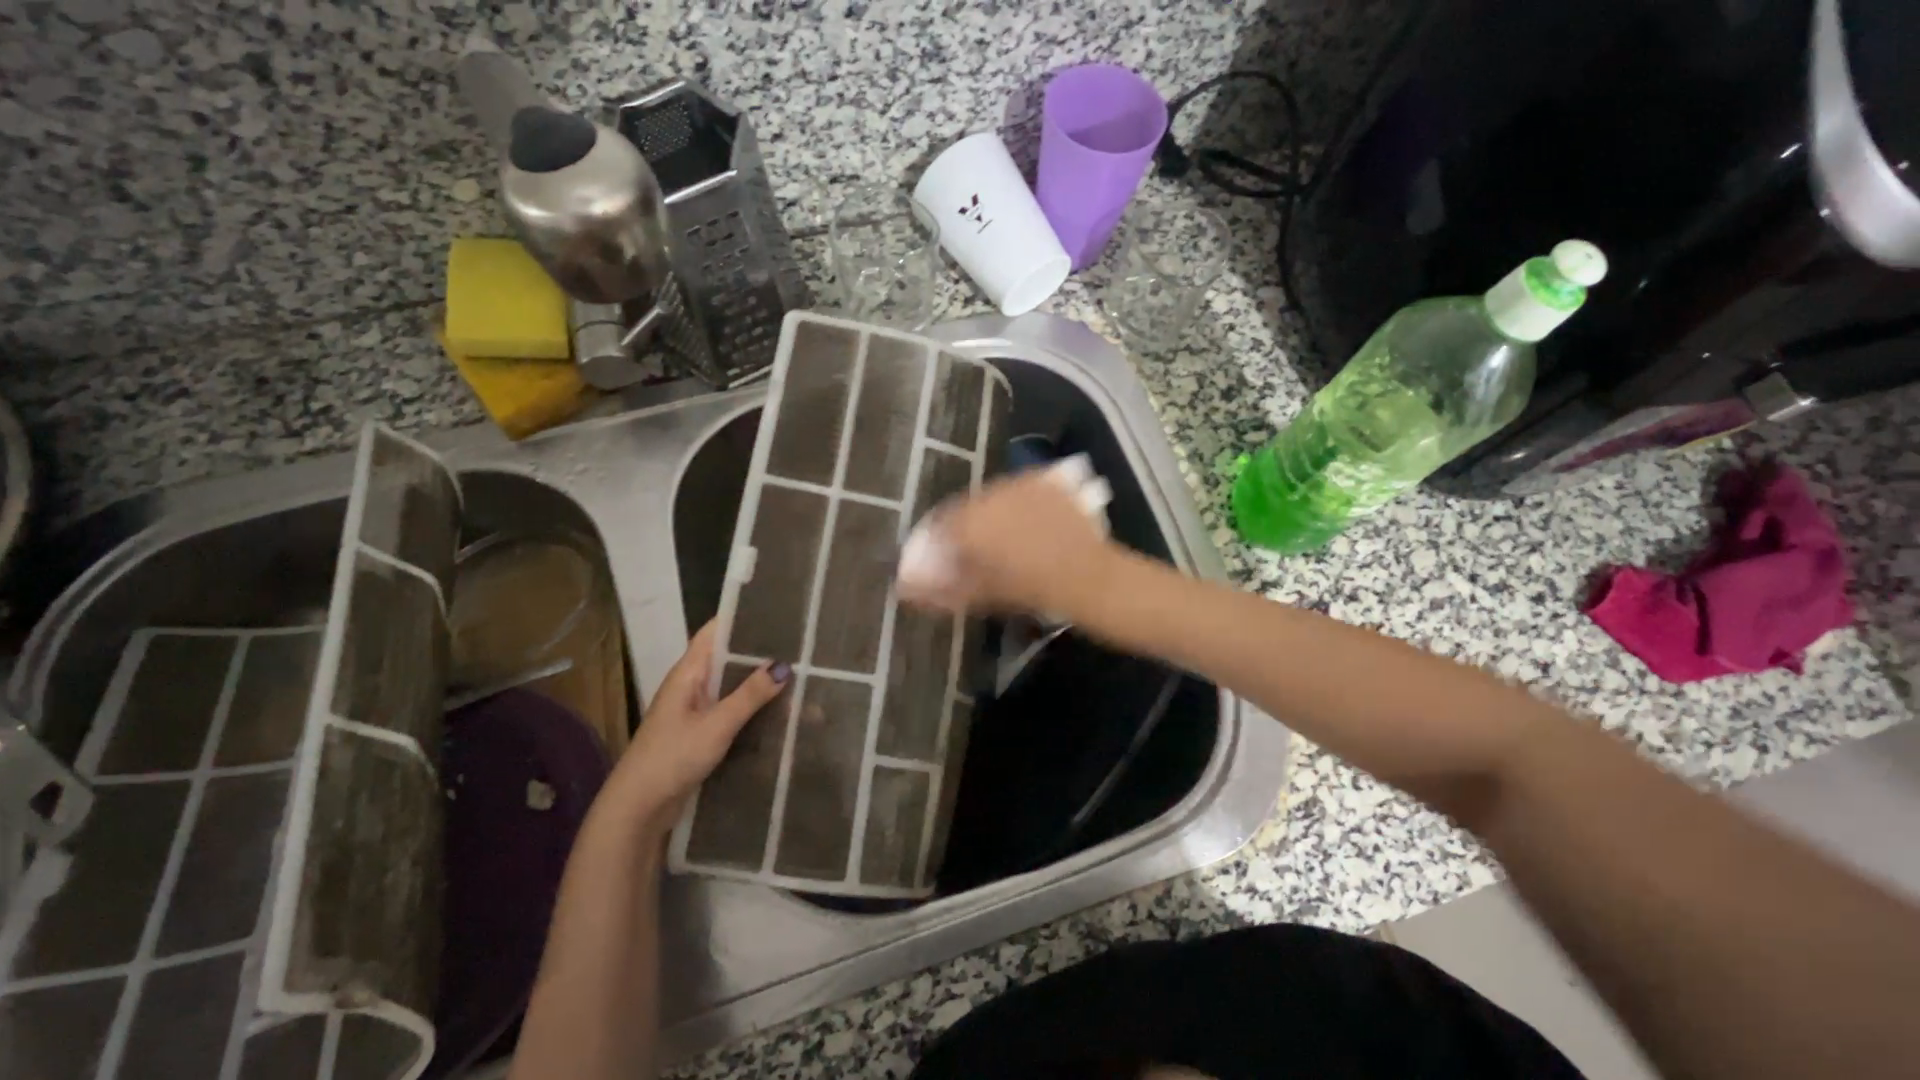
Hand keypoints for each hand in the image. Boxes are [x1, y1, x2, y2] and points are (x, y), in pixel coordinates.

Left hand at [602, 620, 789, 834]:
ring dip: (758, 683)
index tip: (778, 610)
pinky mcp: (701, 735)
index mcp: (688, 674)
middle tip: (800, 645)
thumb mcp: (716, 725)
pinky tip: (779, 713)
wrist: (640, 807)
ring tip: (799, 675)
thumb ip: (749, 696)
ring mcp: (695, 711)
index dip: (742, 618)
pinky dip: (753, 709)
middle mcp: (691, 686)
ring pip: (732, 687)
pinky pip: (731, 712)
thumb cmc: (672, 758)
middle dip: (759, 652)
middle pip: (727, 659)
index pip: (715, 632)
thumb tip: (783, 665)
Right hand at [897, 469, 1116, 616]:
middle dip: (961, 530)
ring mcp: (1019, 483)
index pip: (937, 525)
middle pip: (963, 510)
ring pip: (990, 498)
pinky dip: (1013, 506)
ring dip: (987, 516)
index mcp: (970, 522)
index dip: (933, 543)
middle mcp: (989, 495)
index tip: (937, 560)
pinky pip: (1017, 490)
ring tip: (999, 540)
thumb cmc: (1033, 591)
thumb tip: (907, 585)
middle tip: (970, 553)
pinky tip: (1023, 525)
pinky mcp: (1044, 481)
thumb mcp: (982, 594)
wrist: (1091, 578)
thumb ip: (940, 586)